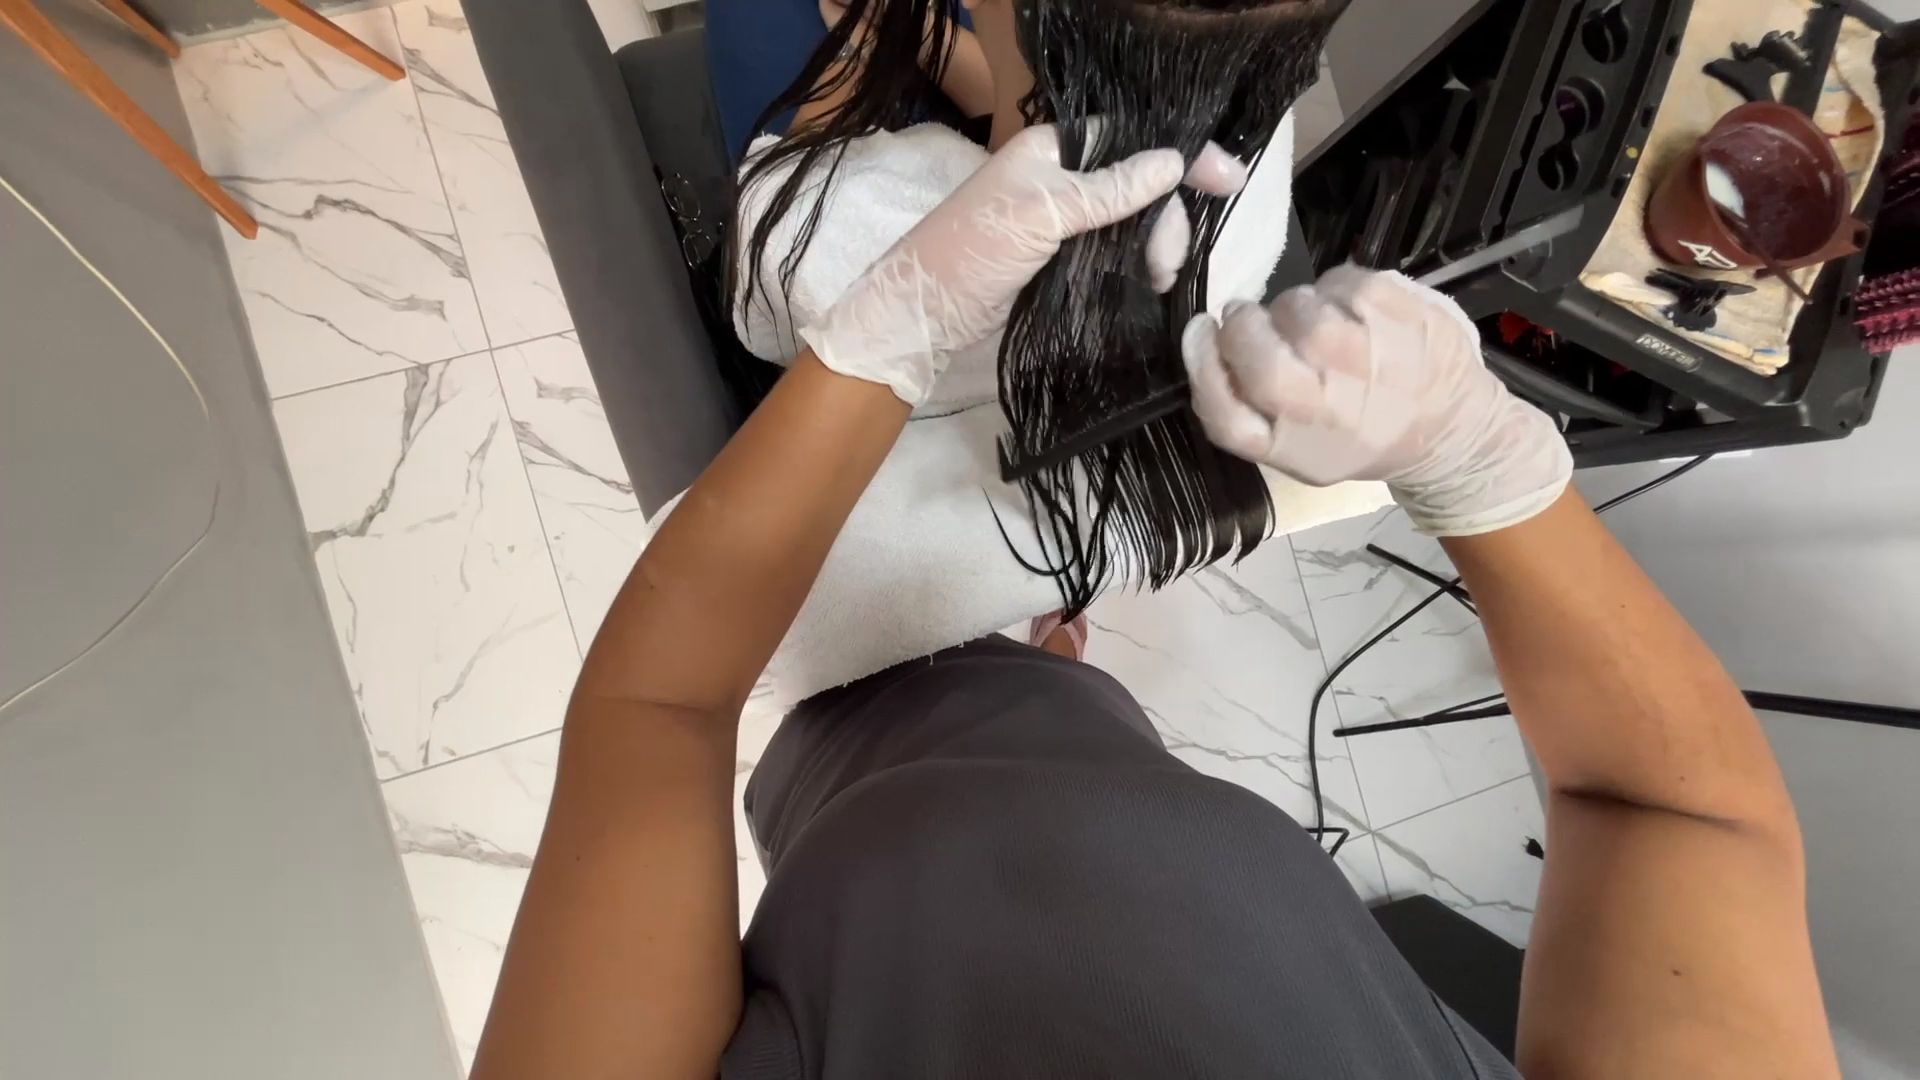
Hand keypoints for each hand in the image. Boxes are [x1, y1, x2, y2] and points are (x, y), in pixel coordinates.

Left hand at [801, 124, 1247, 406]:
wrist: (928, 312)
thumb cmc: (974, 250)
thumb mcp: (1043, 214)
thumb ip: (1108, 190)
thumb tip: (1172, 160)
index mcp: (1053, 149)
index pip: (1130, 139)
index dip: (1180, 156)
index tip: (1227, 179)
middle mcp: (1060, 179)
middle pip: (1137, 186)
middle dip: (1163, 219)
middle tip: (1166, 265)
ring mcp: (1060, 223)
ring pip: (1128, 225)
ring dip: (1151, 248)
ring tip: (1155, 281)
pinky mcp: (1058, 261)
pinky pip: (1109, 255)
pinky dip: (1131, 267)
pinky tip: (1145, 284)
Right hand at [1182, 265, 1572, 535]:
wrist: (1447, 428)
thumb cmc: (1354, 441)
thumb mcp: (1288, 454)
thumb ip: (1238, 413)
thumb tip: (1203, 344)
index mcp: (1287, 439)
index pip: (1219, 401)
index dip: (1200, 359)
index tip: (1202, 332)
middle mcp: (1318, 397)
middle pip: (1248, 337)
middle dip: (1243, 323)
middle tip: (1259, 326)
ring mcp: (1357, 347)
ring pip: (1292, 302)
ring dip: (1293, 310)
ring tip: (1319, 333)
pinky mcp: (1391, 306)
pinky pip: (1334, 280)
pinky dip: (1334, 292)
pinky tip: (1351, 318)